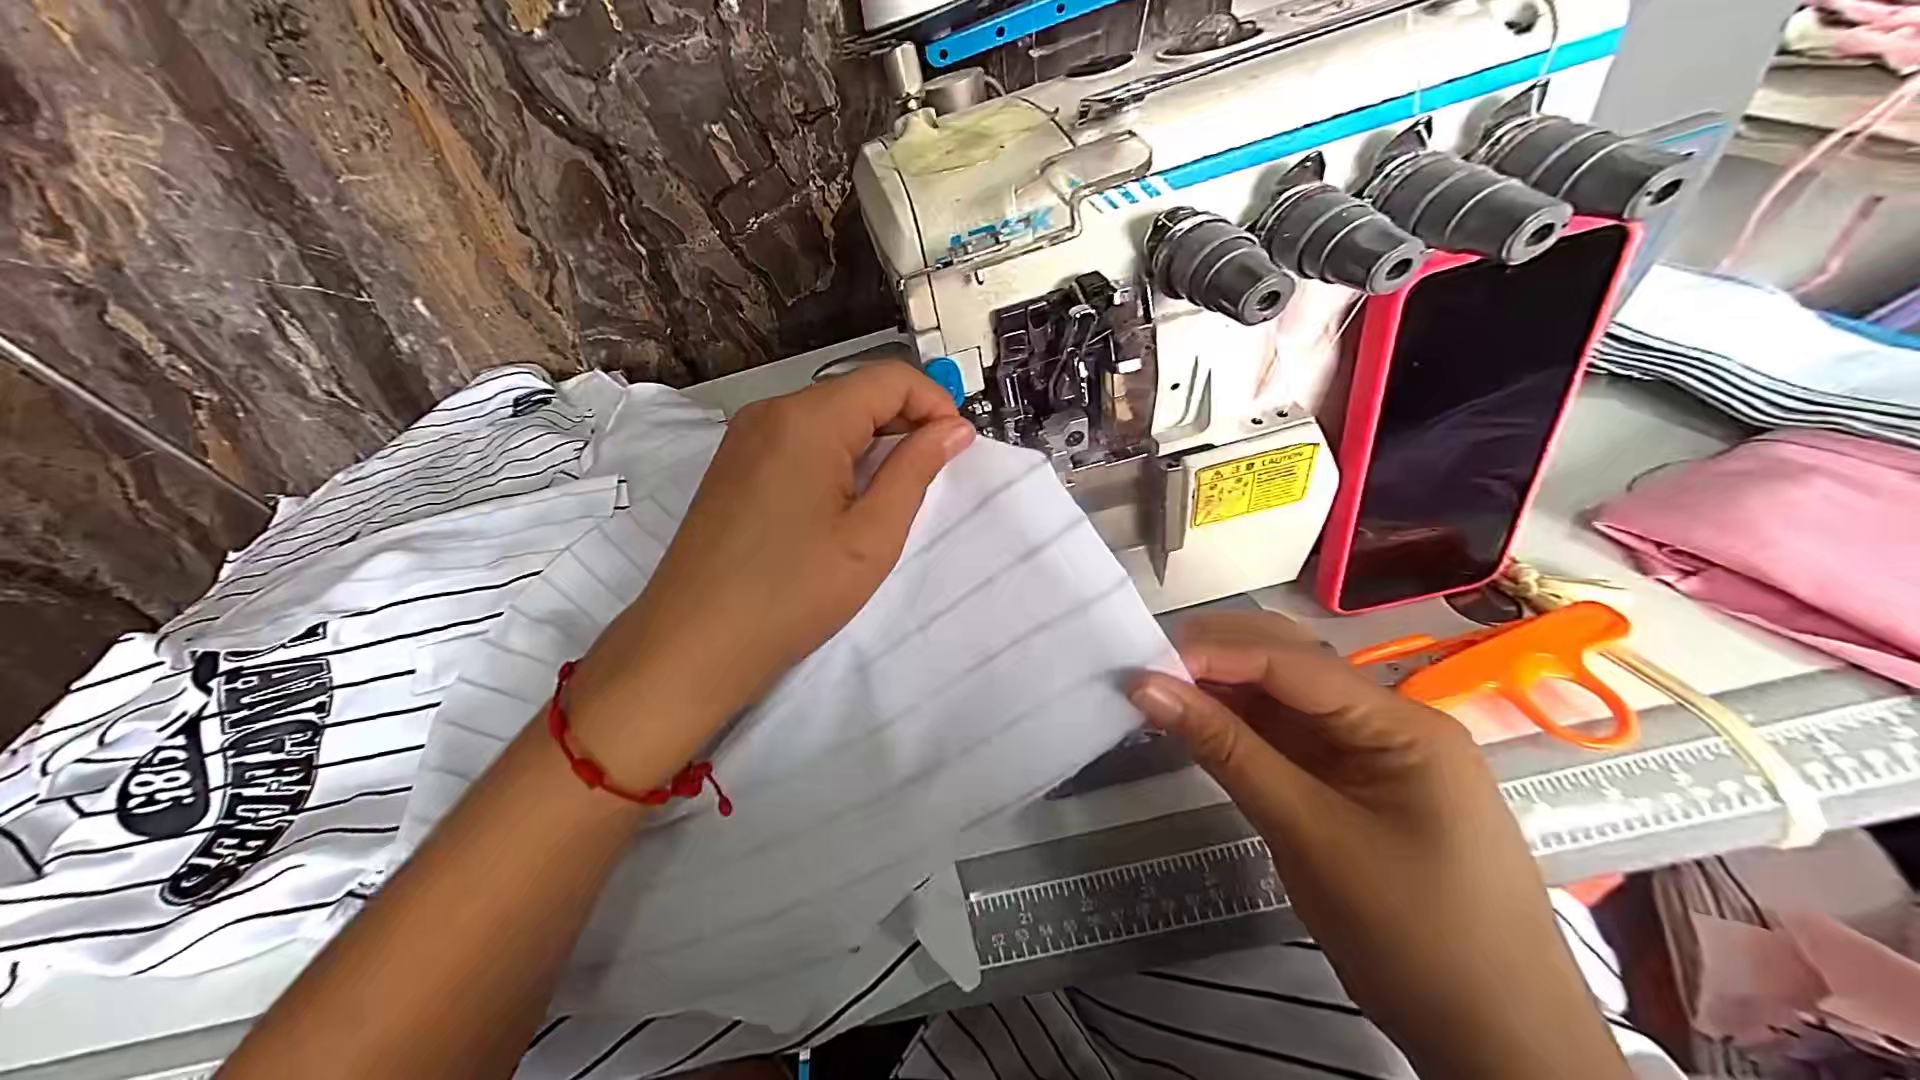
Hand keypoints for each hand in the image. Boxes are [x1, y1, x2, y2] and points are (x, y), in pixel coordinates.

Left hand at [568, 363, 974, 773]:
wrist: (693, 643)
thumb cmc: (793, 593)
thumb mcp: (872, 535)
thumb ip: (916, 470)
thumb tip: (953, 428)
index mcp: (809, 418)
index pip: (890, 378)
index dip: (934, 403)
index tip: (956, 448)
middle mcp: (771, 411)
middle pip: (856, 392)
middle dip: (904, 422)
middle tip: (930, 475)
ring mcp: (744, 436)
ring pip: (827, 415)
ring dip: (869, 441)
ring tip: (888, 495)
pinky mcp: (732, 464)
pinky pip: (797, 439)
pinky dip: (833, 455)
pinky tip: (841, 501)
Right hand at [1129, 613, 1630, 1079]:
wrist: (1499, 1045)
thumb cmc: (1413, 936)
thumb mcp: (1308, 835)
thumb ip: (1227, 752)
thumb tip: (1148, 688)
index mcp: (1400, 722)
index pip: (1292, 660)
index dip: (1213, 652)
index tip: (1141, 662)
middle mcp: (1386, 720)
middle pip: (1290, 663)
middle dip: (1215, 658)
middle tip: (1142, 671)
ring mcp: (1369, 751)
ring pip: (1282, 697)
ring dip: (1220, 690)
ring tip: (1156, 692)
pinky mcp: (1351, 781)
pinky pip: (1286, 736)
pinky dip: (1237, 727)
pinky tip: (1196, 724)